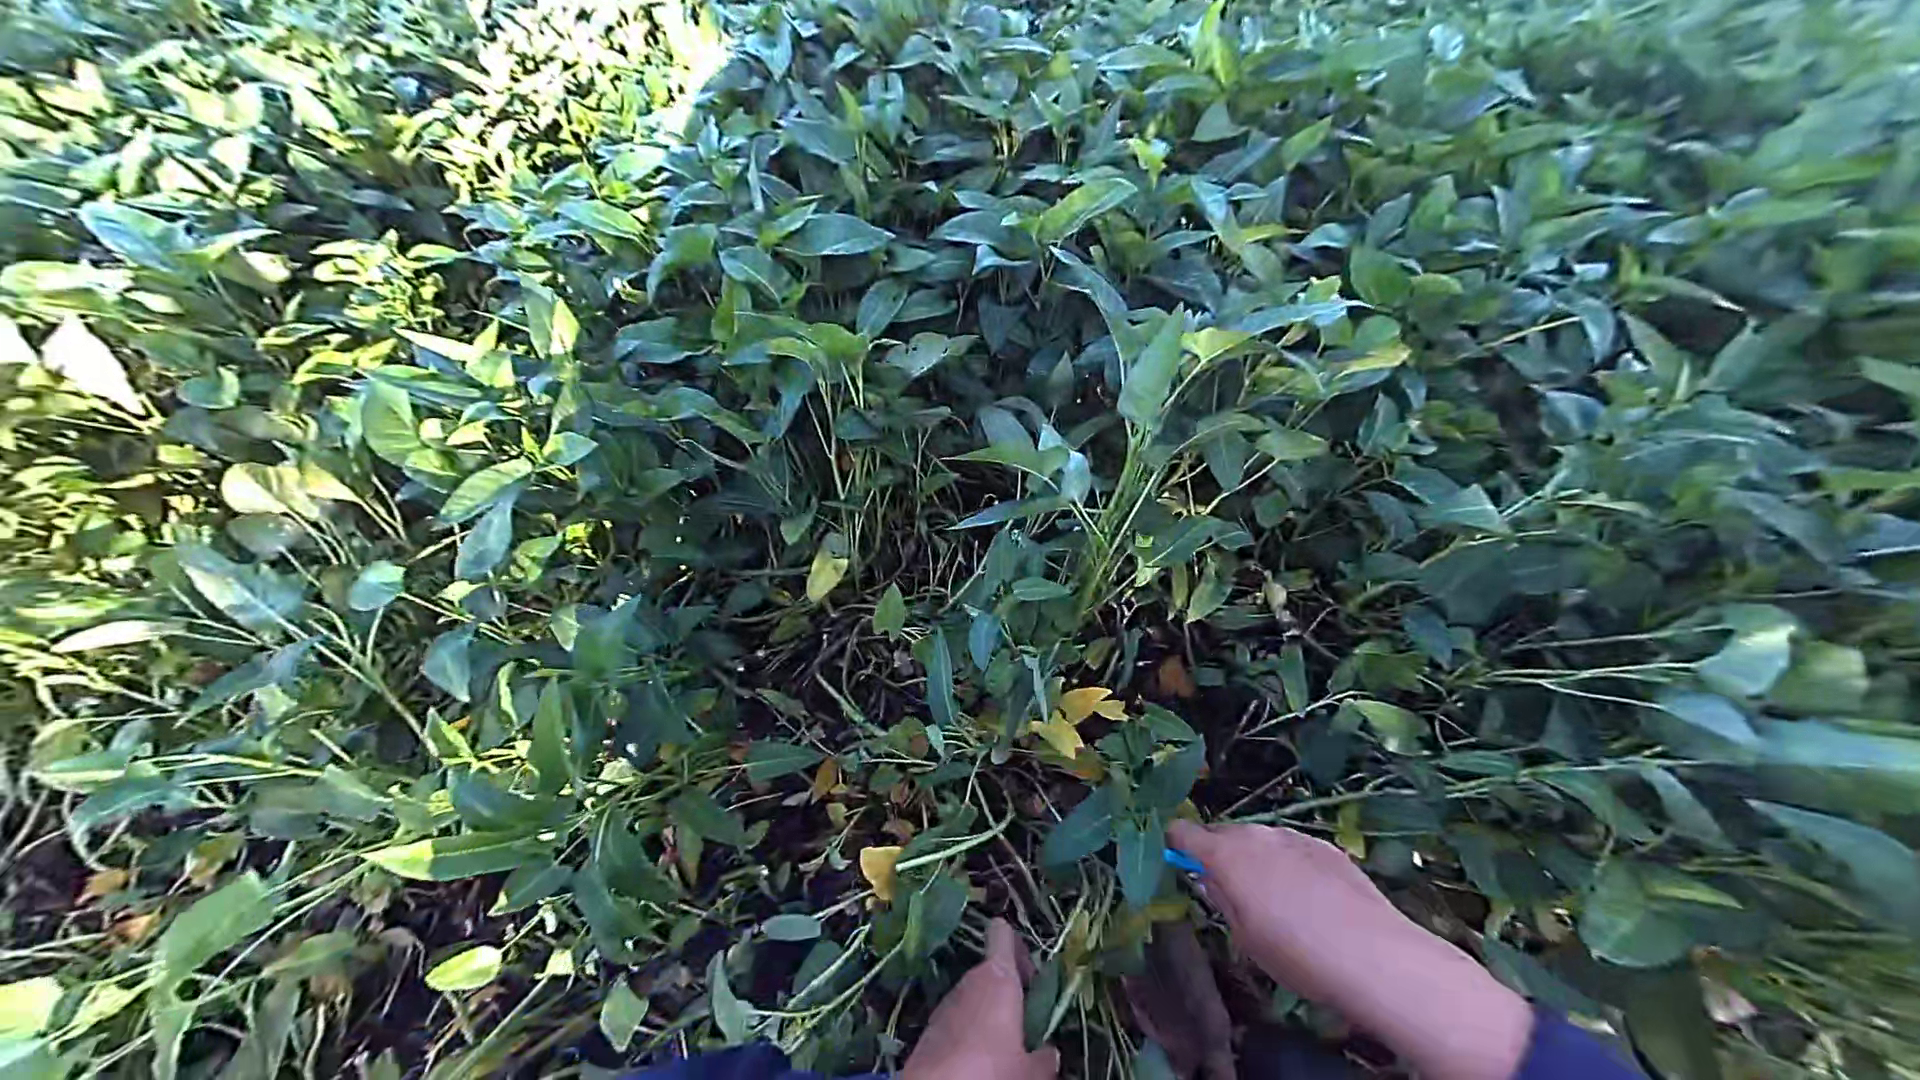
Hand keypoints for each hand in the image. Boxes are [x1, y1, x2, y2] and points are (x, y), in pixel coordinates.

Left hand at [901, 918, 1058, 1079]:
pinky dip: (970, 1028)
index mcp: (998, 977)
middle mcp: (971, 979)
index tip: (1031, 974)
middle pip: (993, 968)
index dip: (1017, 945)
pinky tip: (979, 1058)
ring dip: (990, 1010)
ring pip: (976, 994)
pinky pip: (959, 1015)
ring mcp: (948, 1000)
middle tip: (1026, 1020)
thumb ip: (1044, 1057)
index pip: (1003, 934)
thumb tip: (1051, 1052)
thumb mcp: (1030, 1072)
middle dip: (1010, 989)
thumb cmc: (990, 1073)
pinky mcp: (932, 1024)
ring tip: (1005, 1044)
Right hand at [1167, 821, 1533, 1079]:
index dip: (1175, 845)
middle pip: (1222, 833)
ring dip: (1256, 859)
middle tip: (1230, 891)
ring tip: (1276, 899)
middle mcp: (1254, 833)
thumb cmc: (1296, 953)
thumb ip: (1221, 899)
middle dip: (1219, 855)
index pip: (1181, 832)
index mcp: (1224, 853)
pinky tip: (1310, 899)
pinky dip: (1289, 864)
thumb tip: (1209, 879)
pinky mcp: (1325, 845)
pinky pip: (1292, 848)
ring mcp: (1292, 835)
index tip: (1178, 862)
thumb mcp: (1244, 936)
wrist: (1376, 956)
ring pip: (1259, 840)